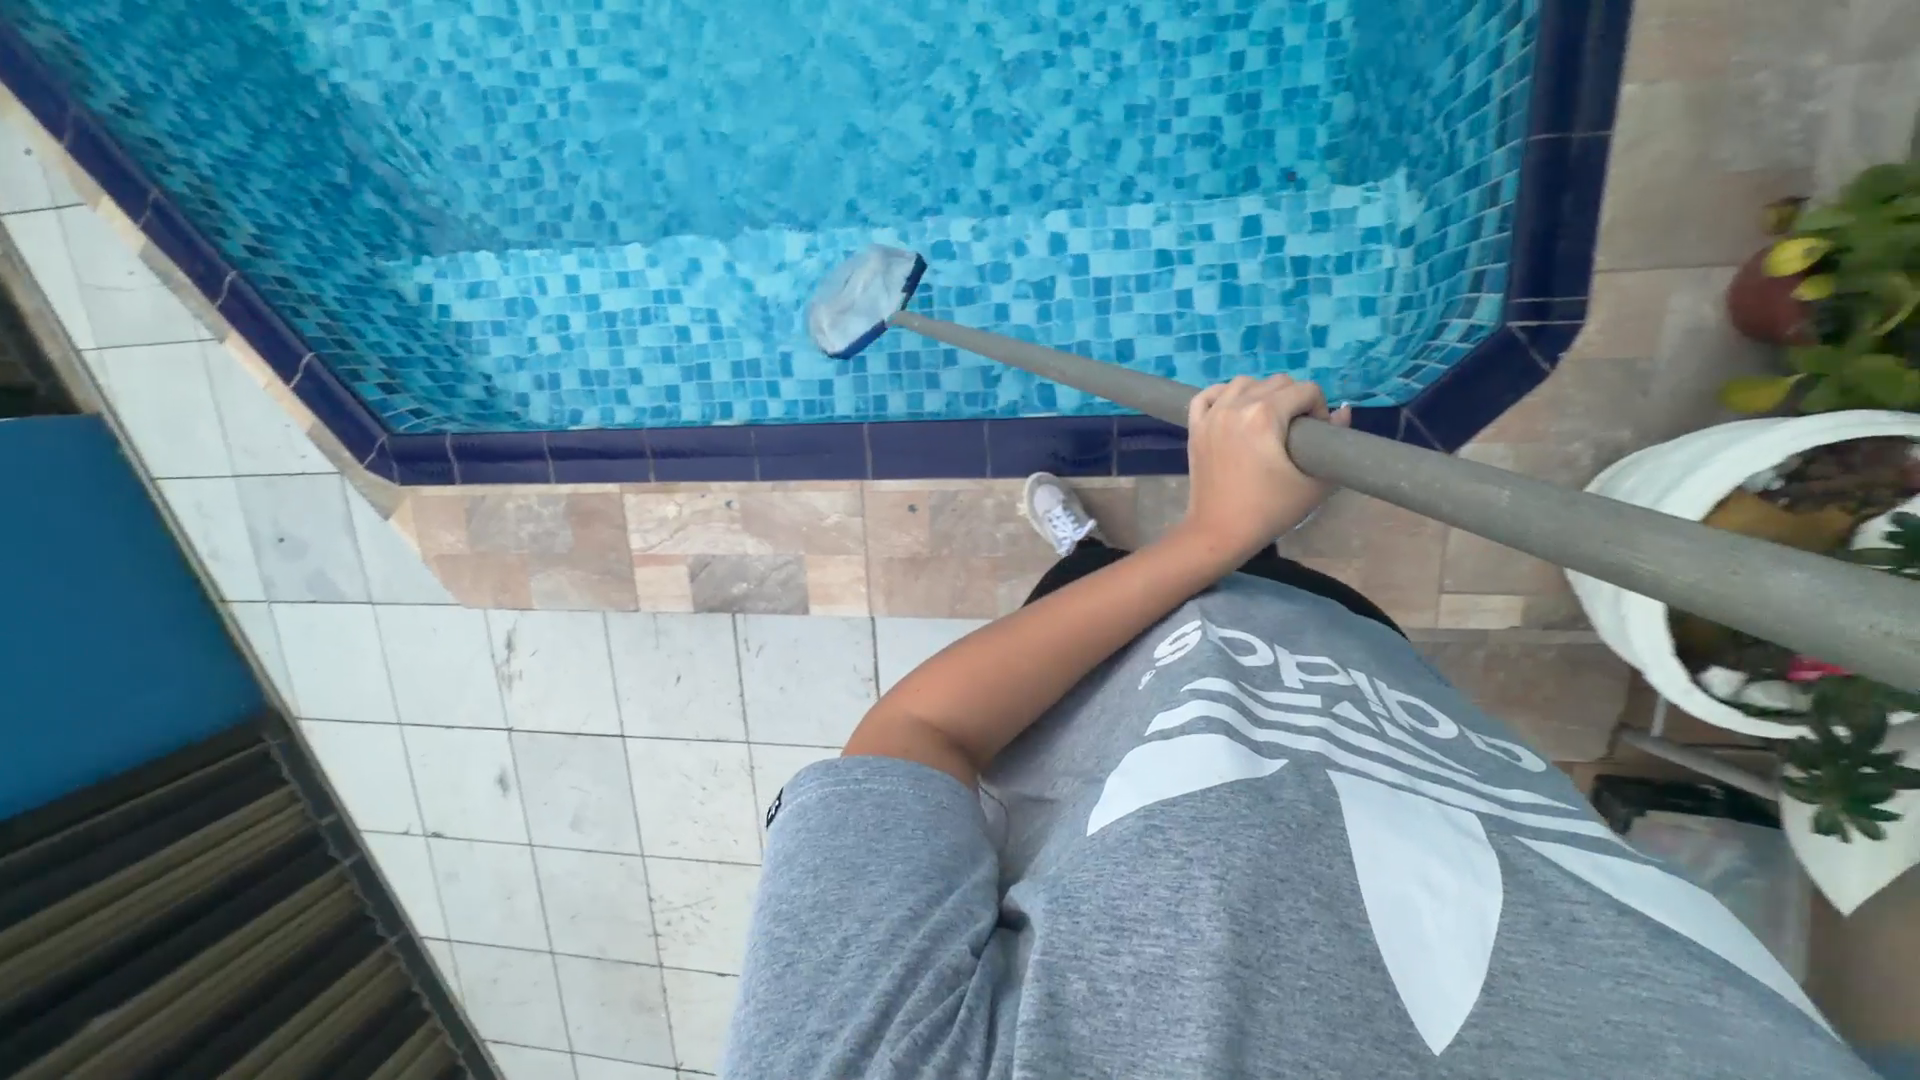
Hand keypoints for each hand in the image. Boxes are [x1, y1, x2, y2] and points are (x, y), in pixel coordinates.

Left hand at [1178, 374, 1349, 562]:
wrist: (1220, 531)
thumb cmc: (1269, 511)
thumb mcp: (1314, 483)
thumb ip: (1335, 442)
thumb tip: (1343, 413)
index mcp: (1264, 416)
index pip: (1305, 389)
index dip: (1319, 409)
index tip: (1315, 436)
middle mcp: (1235, 407)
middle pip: (1277, 382)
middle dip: (1295, 400)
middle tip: (1296, 431)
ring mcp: (1211, 416)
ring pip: (1243, 383)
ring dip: (1262, 394)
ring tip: (1269, 421)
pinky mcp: (1195, 427)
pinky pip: (1207, 395)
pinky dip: (1223, 395)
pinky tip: (1235, 410)